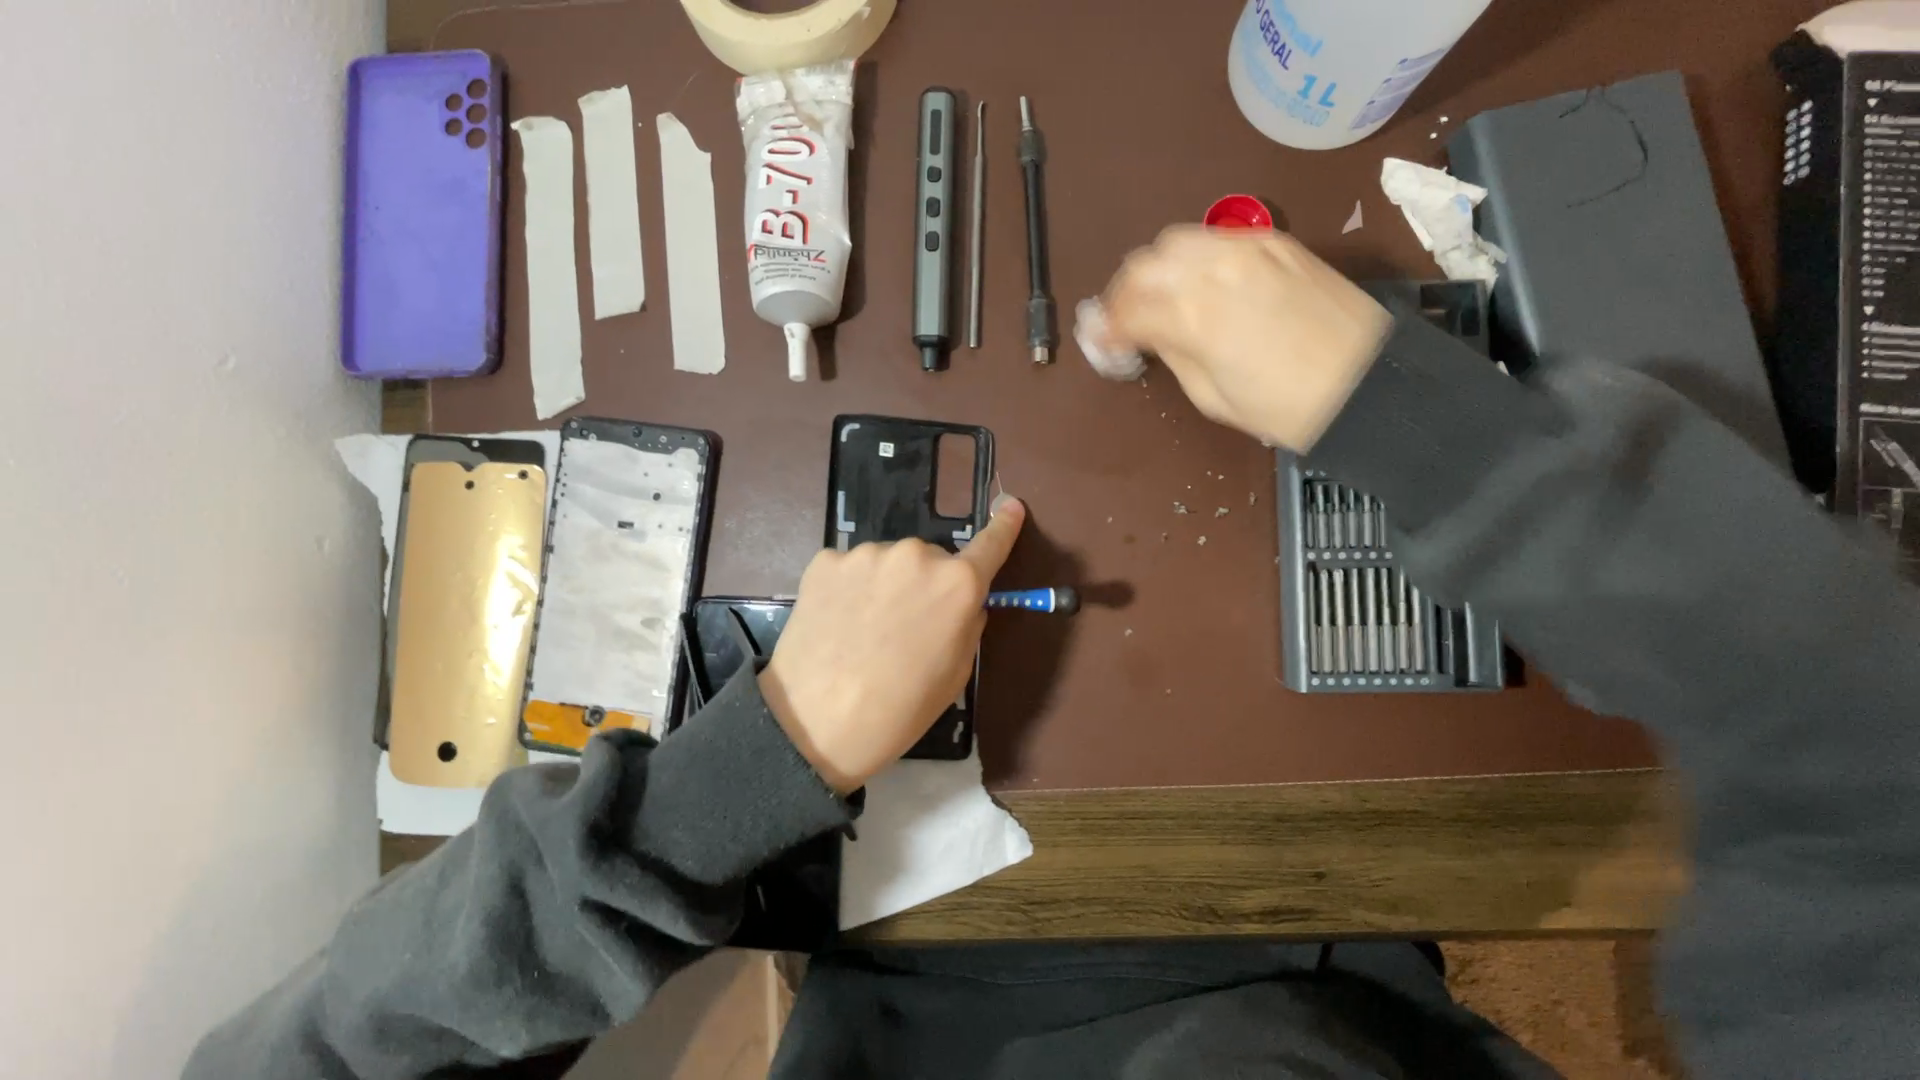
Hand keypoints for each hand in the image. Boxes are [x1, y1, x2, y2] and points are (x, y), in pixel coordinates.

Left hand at [759, 498, 1026, 792]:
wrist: (816, 722)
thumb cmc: (901, 709)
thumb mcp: (955, 673)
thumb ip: (966, 624)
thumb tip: (960, 603)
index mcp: (958, 585)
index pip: (990, 545)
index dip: (1004, 526)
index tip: (1012, 507)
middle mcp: (915, 555)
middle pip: (930, 560)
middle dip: (925, 585)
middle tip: (904, 628)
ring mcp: (866, 554)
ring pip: (887, 563)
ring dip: (884, 585)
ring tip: (864, 631)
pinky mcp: (825, 560)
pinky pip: (850, 569)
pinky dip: (848, 589)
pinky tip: (836, 623)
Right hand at [1102, 226, 1391, 452]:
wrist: (1370, 382)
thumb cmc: (1288, 407)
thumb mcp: (1212, 396)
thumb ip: (1173, 354)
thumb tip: (1149, 335)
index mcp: (1192, 316)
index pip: (1127, 311)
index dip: (1107, 330)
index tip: (1104, 344)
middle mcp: (1212, 270)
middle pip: (1143, 265)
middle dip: (1125, 293)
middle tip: (1124, 320)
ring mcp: (1246, 249)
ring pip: (1176, 241)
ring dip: (1156, 268)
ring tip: (1158, 296)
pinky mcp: (1275, 243)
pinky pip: (1217, 237)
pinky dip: (1195, 257)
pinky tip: (1200, 282)